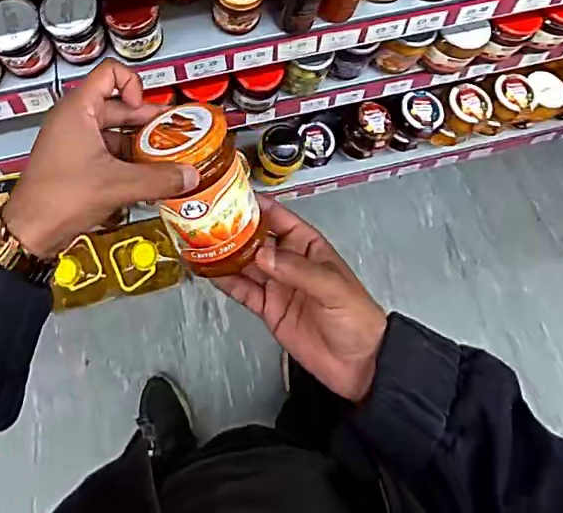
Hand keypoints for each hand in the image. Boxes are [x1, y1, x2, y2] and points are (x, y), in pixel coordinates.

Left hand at [0, 59, 197, 255]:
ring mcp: (72, 139)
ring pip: (114, 130)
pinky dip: (126, 159)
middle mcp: (73, 118)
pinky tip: (144, 178)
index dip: (134, 85)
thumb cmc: (58, 198)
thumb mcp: (117, 184)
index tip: (146, 110)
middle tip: (171, 134)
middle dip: (146, 120)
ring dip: (138, 143)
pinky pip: (106, 149)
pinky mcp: (73, 160)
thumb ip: (158, 179)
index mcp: (78, 109)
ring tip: (162, 159)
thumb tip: (188, 175)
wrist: (29, 232)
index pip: (111, 72)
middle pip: (118, 104)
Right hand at [214, 197, 386, 402]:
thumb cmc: (357, 317)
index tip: (233, 196)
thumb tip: (263, 255)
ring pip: (244, 263)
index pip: (277, 217)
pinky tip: (211, 272)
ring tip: (202, 244)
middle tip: (208, 221)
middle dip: (232, 229)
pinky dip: (225, 281)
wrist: (360, 366)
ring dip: (225, 254)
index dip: (256, 205)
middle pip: (255, 238)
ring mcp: (277, 284)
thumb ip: (297, 270)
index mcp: (306, 245)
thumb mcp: (331, 287)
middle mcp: (288, 261)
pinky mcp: (269, 308)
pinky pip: (243, 290)